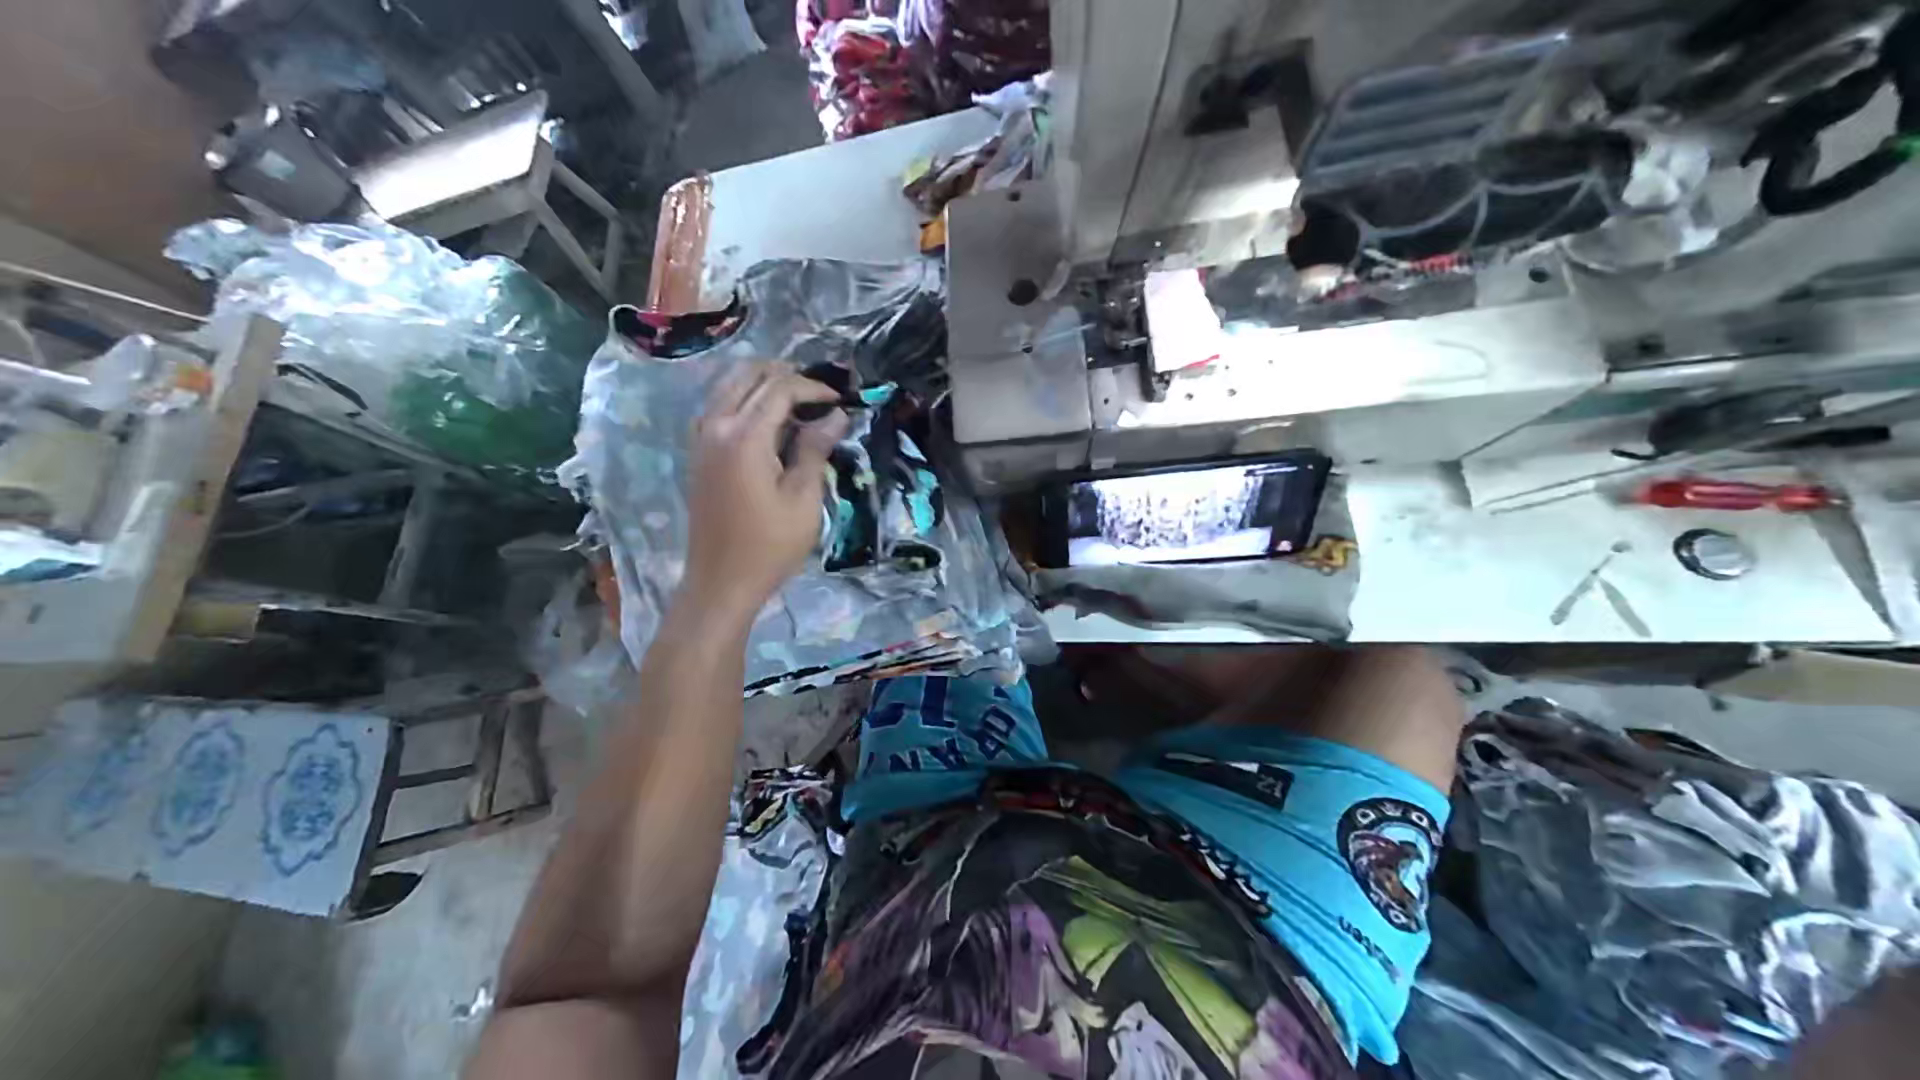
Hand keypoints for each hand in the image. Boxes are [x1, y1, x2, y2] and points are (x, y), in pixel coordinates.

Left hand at [679, 363, 848, 623]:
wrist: (721, 581)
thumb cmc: (769, 546)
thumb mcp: (803, 499)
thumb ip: (814, 449)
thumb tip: (835, 415)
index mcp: (744, 436)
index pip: (779, 389)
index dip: (813, 388)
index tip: (839, 400)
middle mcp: (716, 426)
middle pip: (748, 376)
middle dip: (786, 376)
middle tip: (819, 395)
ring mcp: (701, 438)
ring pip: (729, 386)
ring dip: (762, 384)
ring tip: (797, 401)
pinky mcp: (698, 452)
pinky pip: (719, 406)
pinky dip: (743, 400)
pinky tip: (767, 420)